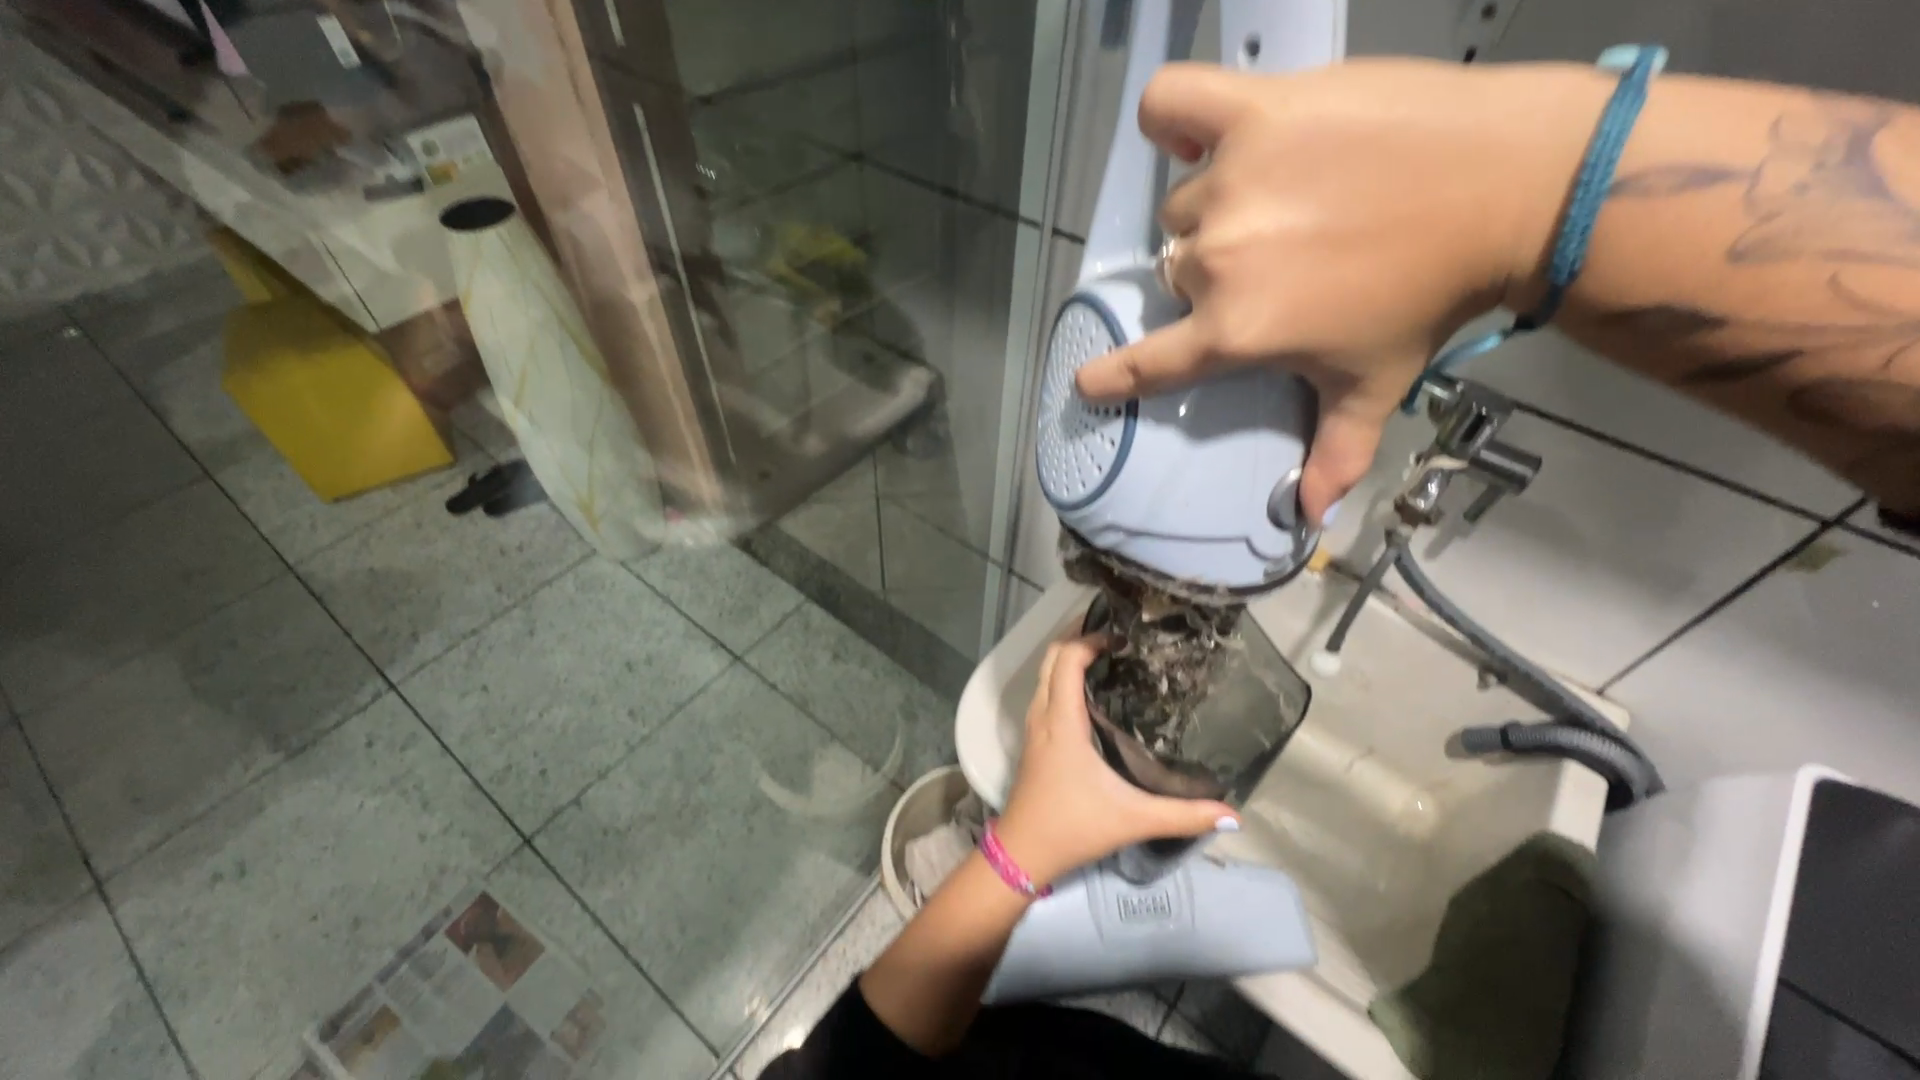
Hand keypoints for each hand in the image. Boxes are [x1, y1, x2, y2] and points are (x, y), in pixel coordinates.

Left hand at [993, 635, 1237, 886]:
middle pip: (1051, 657)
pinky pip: (1046, 692)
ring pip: (1045, 674)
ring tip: (1112, 656)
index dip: (1091, 638)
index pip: (1067, 658)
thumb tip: (1233, 814)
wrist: (1021, 853)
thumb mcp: (1132, 820)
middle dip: (1079, 636)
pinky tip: (1094, 692)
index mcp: (1062, 720)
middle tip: (1120, 636)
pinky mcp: (1034, 739)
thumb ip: (1183, 815)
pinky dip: (1064, 678)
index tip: (1126, 639)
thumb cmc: (1072, 827)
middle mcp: (1043, 714)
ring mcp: (1034, 726)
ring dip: (1071, 658)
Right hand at [1075, 60, 1597, 524]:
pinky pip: (1171, 105)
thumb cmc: (1430, 297)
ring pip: (1182, 206)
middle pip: (1176, 272)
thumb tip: (1306, 521)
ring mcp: (1228, 180)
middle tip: (1273, 262)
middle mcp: (1216, 262)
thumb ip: (1332, 455)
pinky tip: (1193, 134)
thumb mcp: (1373, 386)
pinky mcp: (1253, 112)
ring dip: (1211, 211)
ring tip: (1272, 198)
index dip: (1110, 377)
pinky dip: (1169, 119)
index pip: (1146, 363)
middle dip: (1210, 277)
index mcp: (1236, 332)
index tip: (1088, 382)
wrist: (1509, 187)